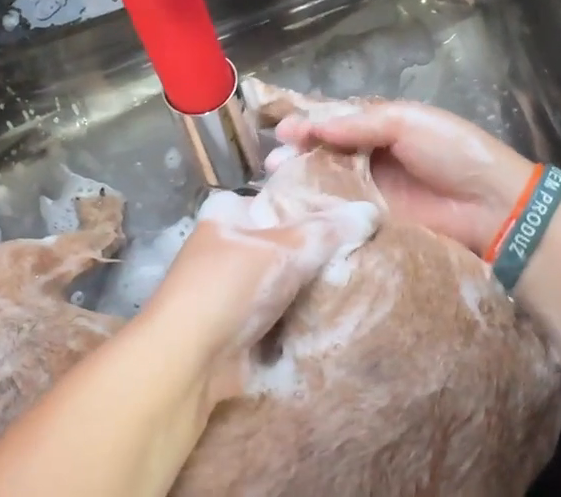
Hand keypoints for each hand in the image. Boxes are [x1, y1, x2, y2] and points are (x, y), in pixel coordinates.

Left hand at [142, 189, 379, 401]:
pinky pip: (285, 313)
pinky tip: (342, 314)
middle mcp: (230, 243)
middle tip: (370, 253)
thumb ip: (328, 231)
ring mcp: (235, 287)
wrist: (188, 361)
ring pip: (289, 280)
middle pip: (289, 241)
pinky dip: (307, 316)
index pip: (285, 199)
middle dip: (323, 252)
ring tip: (364, 283)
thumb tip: (372, 212)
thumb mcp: (283, 249)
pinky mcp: (243, 326)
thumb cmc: (229, 286)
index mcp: (229, 212)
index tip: (362, 219)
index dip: (322, 207)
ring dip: (317, 287)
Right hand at [274, 101, 534, 255]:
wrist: (491, 205)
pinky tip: (297, 209)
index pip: (336, 122)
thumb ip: (358, 123)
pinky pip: (342, 213)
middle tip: (274, 162)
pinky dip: (320, 209)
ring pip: (329, 182)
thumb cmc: (452, 151)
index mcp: (382, 125)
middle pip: (326, 153)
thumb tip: (314, 126)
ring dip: (303, 180)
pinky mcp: (375, 223)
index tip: (283, 132)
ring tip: (277, 182)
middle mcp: (373, 157)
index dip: (308, 124)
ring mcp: (373, 192)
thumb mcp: (406, 121)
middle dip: (298, 154)